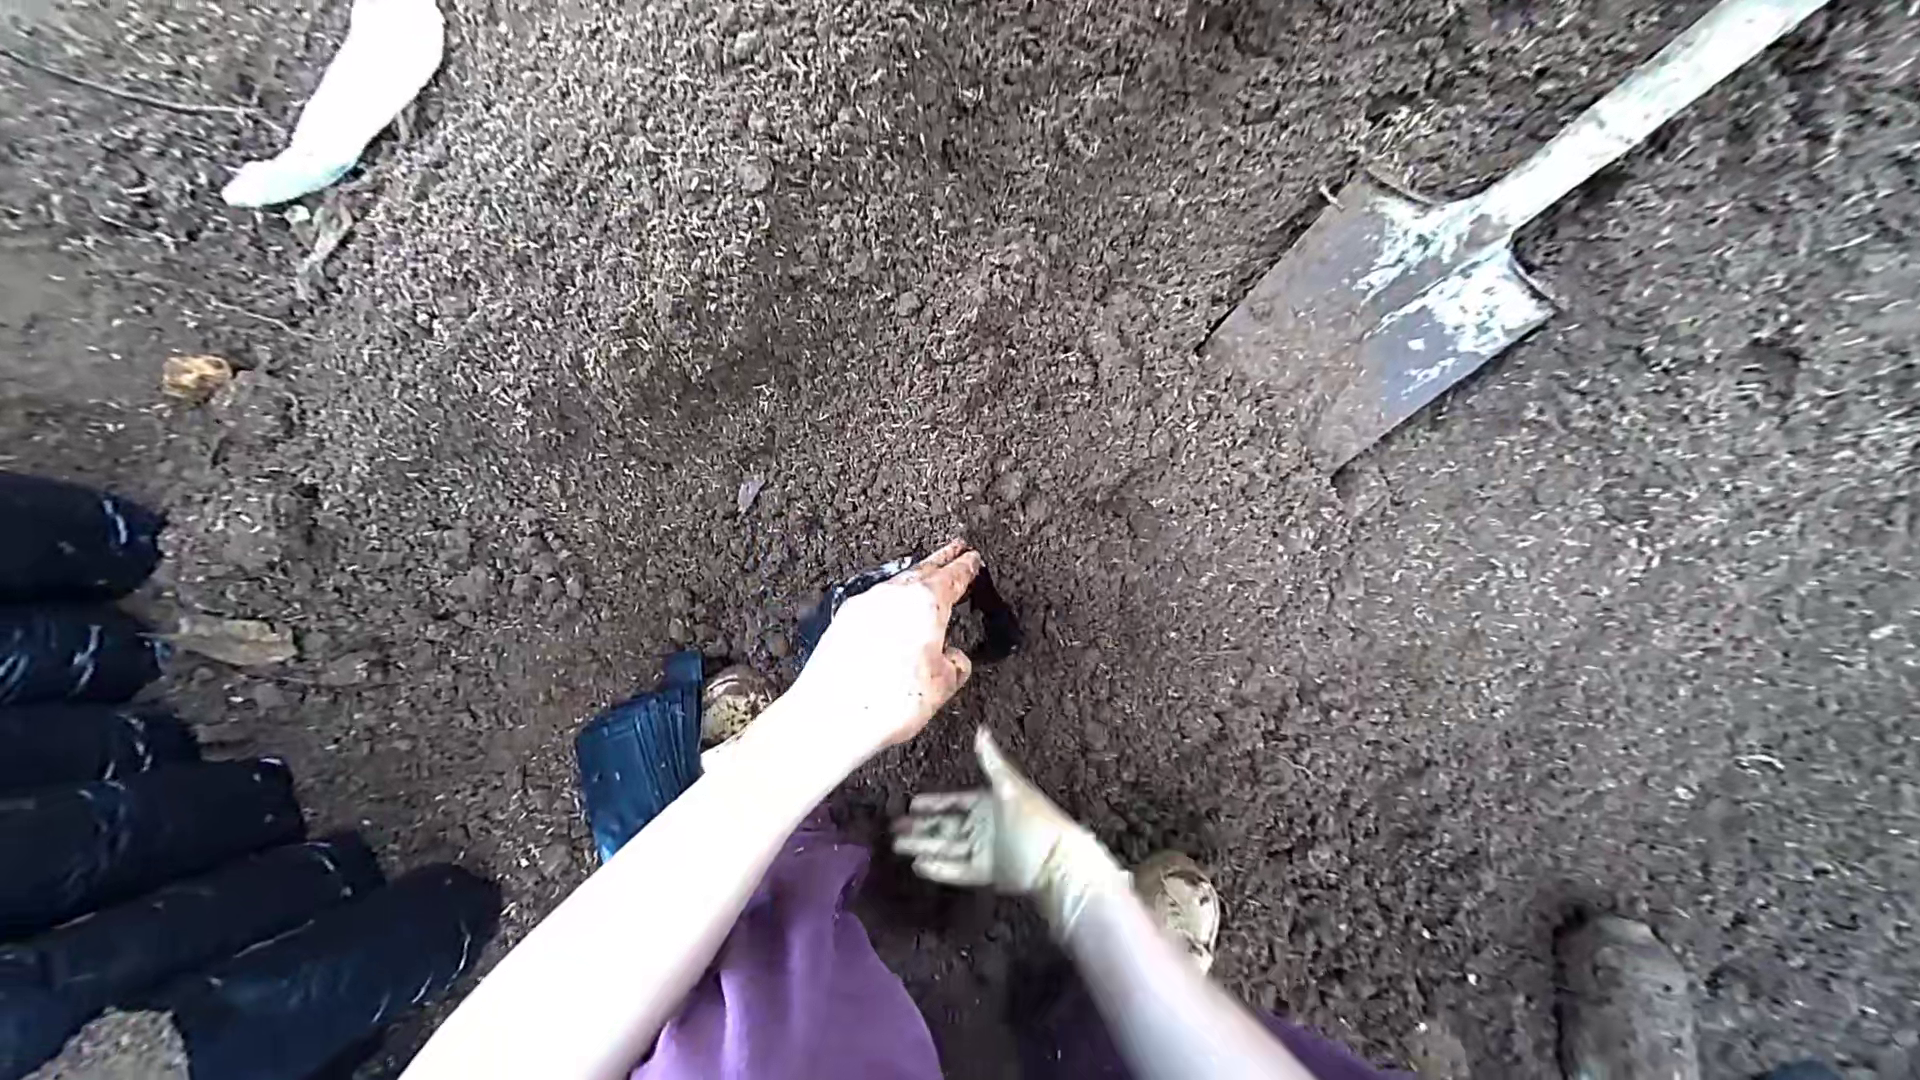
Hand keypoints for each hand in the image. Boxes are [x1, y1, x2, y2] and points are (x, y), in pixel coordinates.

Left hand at [785, 539, 982, 754]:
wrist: (831, 716)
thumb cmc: (886, 702)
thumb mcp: (943, 686)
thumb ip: (956, 665)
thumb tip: (953, 658)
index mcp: (926, 602)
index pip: (954, 575)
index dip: (967, 566)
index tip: (972, 559)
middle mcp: (894, 595)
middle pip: (924, 568)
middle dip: (942, 559)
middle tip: (955, 551)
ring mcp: (865, 604)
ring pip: (898, 583)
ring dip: (915, 579)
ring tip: (925, 582)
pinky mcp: (844, 620)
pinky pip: (876, 601)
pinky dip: (890, 602)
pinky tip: (892, 616)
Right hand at [892, 728, 1128, 932]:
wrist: (1056, 861)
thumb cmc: (1033, 820)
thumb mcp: (1009, 787)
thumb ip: (990, 762)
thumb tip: (981, 729)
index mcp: (987, 803)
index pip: (953, 802)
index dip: (932, 803)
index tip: (910, 804)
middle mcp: (982, 825)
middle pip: (944, 826)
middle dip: (919, 828)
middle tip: (893, 829)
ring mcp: (984, 850)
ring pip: (946, 847)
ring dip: (923, 846)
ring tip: (897, 846)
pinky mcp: (987, 873)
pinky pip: (957, 869)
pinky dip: (939, 868)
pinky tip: (919, 866)